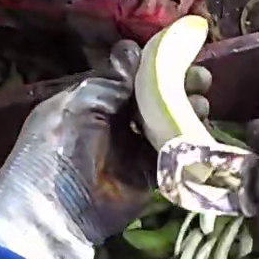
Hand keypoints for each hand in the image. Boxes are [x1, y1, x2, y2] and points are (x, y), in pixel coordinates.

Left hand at [0, 41, 208, 258]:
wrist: (57, 209)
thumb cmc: (60, 145)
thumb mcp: (80, 104)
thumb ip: (111, 82)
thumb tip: (132, 50)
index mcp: (94, 98)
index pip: (130, 74)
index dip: (154, 63)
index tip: (178, 52)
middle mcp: (116, 119)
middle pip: (155, 95)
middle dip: (179, 84)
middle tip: (201, 77)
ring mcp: (134, 146)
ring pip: (169, 120)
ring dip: (188, 108)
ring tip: (201, 101)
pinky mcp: (149, 173)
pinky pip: (173, 150)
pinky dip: (189, 136)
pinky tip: (201, 125)